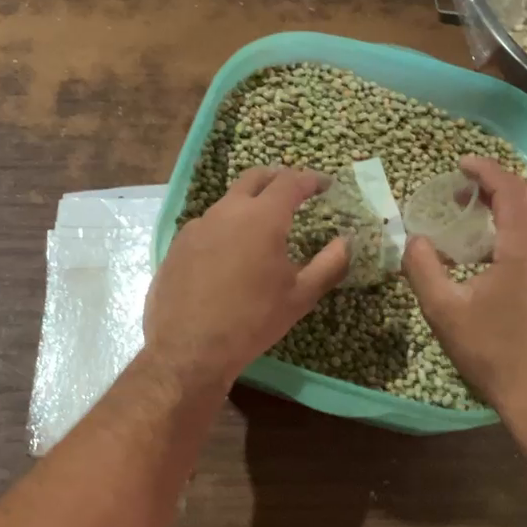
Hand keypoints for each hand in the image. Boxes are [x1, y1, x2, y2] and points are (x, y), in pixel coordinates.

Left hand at [145, 167, 348, 390]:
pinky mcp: (178, 244)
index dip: (311, 179)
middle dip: (278, 178)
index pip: (290, 182)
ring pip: (228, 202)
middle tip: (293, 190)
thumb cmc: (252, 320)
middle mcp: (227, 211)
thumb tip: (347, 242)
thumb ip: (329, 264)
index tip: (324, 185)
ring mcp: (198, 225)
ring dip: (249, 204)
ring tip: (262, 227)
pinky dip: (226, 228)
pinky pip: (208, 225)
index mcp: (262, 217)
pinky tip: (230, 254)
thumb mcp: (300, 296)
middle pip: (255, 178)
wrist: (188, 348)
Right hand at [403, 156, 526, 413]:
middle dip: (498, 190)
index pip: (512, 190)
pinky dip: (526, 246)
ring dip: (513, 220)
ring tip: (480, 234)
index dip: (487, 170)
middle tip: (465, 196)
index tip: (462, 164)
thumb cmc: (496, 354)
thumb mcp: (445, 312)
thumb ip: (424, 269)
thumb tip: (414, 241)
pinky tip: (505, 274)